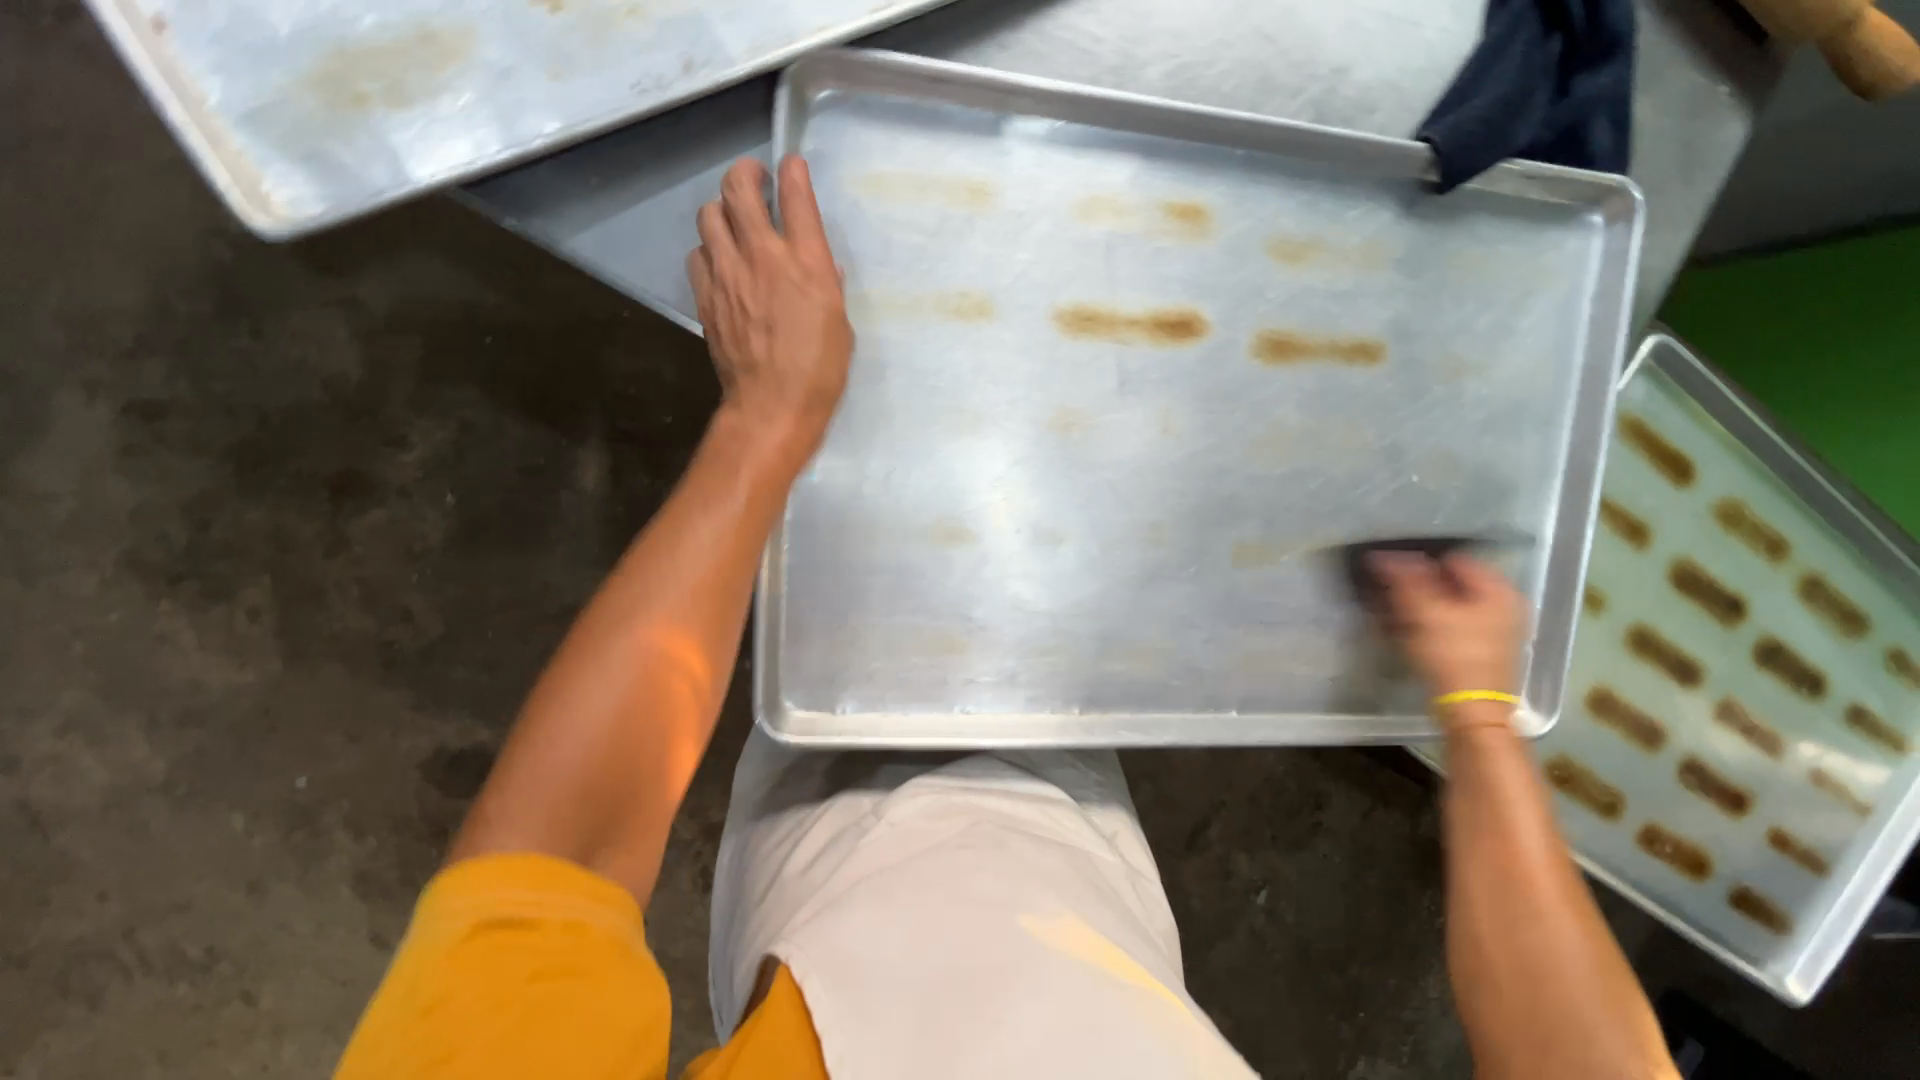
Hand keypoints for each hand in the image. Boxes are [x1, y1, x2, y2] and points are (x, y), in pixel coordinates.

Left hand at [687, 156, 852, 457]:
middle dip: (746, 174)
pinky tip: (719, 262)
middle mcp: (763, 256)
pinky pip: (698, 254)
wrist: (773, 405)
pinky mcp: (706, 296)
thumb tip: (821, 266)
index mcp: (807, 262)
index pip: (796, 196)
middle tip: (754, 179)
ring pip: (709, 215)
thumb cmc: (820, 370)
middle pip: (739, 190)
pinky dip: (708, 249)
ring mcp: (728, 274)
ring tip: (734, 221)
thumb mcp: (840, 323)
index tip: (792, 166)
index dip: (793, 172)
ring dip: (722, 210)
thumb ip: (827, 284)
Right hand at [1370, 553, 1525, 702]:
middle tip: (1391, 594)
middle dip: (1420, 586)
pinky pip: (1454, 625)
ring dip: (1422, 606)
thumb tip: (1385, 556)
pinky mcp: (1486, 651)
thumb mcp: (1424, 612)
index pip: (1454, 560)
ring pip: (1452, 605)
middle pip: (1454, 583)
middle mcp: (1506, 605)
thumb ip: (1405, 579)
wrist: (1472, 712)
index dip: (1421, 563)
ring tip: (1394, 614)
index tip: (1393, 574)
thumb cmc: (1452, 656)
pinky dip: (1431, 624)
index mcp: (1499, 590)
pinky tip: (1408, 633)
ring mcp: (1499, 630)